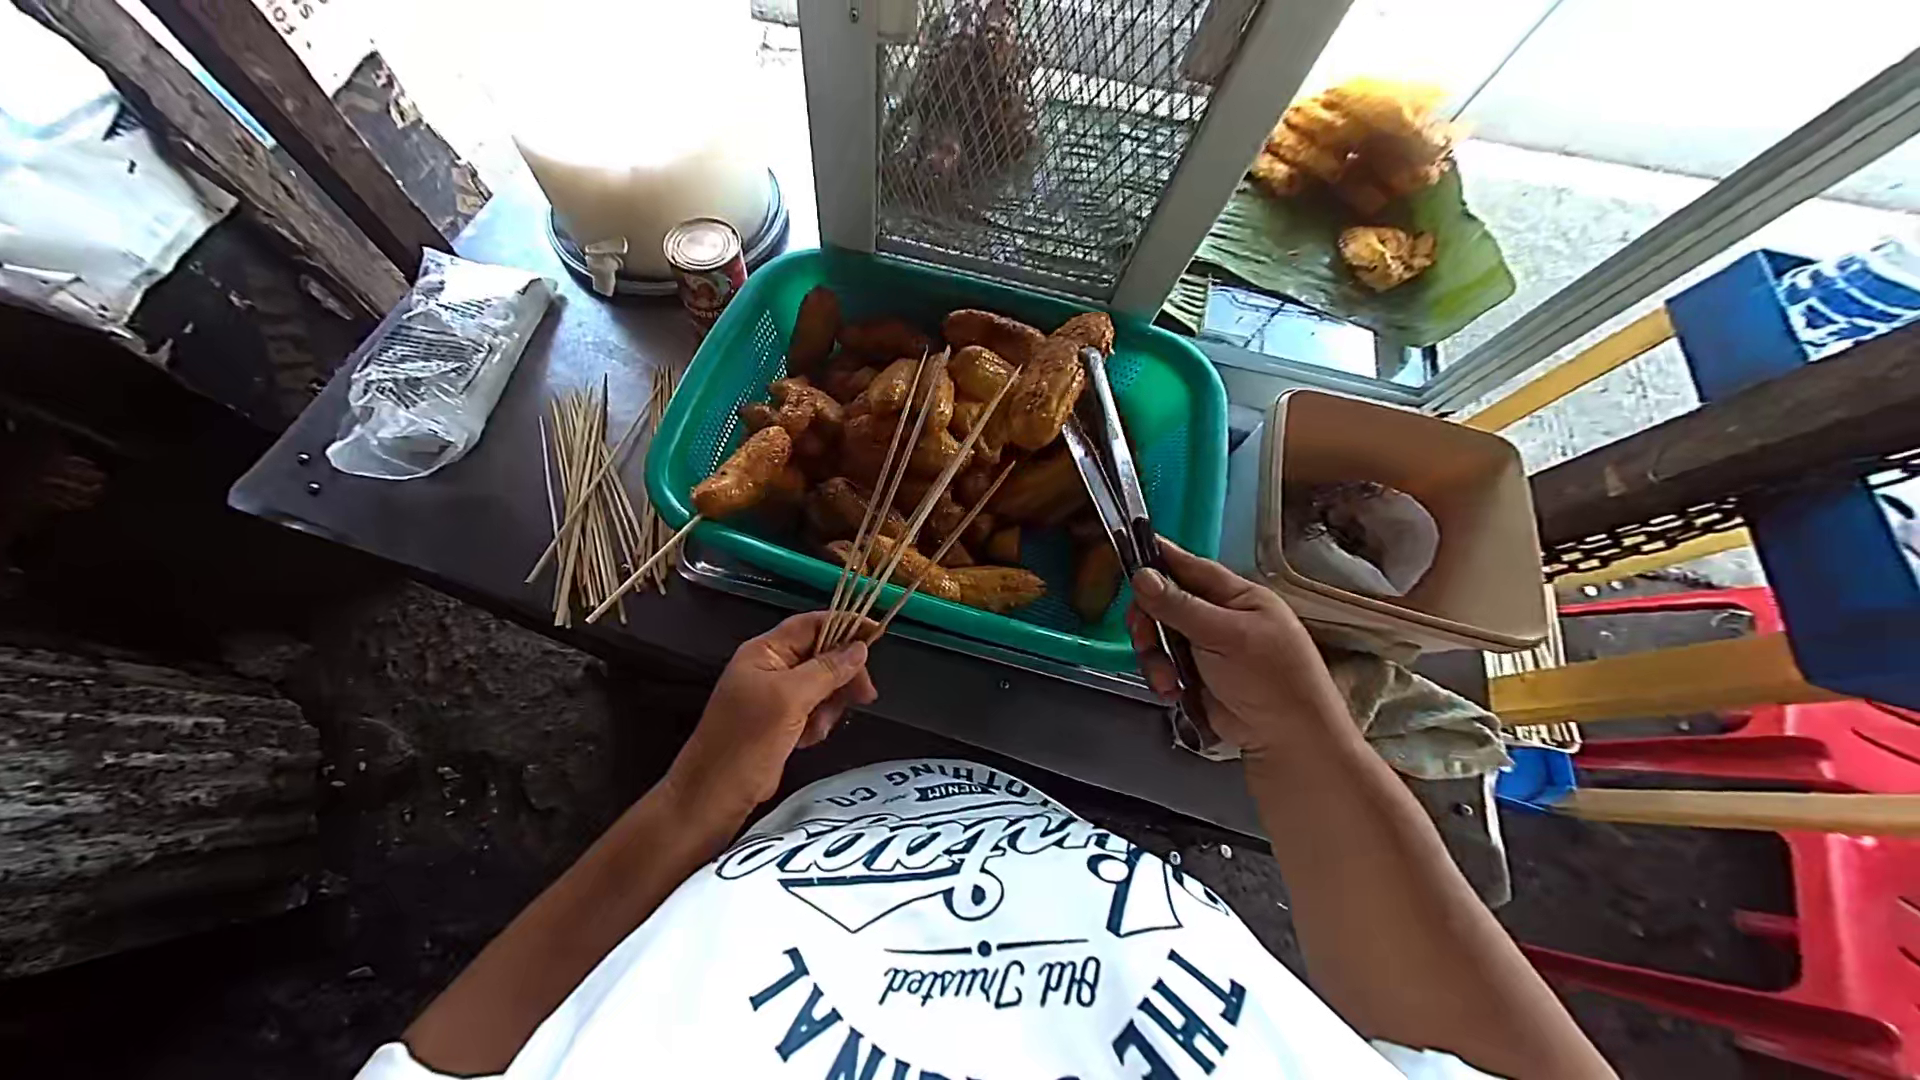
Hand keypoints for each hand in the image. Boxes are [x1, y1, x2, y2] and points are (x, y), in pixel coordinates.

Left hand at [665, 611, 877, 817]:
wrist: (714, 795)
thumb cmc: (745, 741)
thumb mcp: (790, 699)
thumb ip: (827, 670)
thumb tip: (859, 649)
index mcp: (765, 651)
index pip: (811, 624)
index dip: (844, 624)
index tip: (876, 632)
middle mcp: (772, 667)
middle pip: (824, 656)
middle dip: (843, 676)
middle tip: (864, 695)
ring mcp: (777, 695)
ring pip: (824, 685)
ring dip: (829, 706)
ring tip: (818, 728)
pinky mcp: (783, 720)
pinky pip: (816, 709)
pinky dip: (819, 723)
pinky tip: (808, 739)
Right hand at [1126, 539, 1354, 761]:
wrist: (1288, 742)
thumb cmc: (1270, 680)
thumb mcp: (1225, 636)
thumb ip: (1179, 606)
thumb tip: (1142, 575)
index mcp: (1237, 596)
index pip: (1189, 566)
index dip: (1158, 559)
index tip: (1126, 552)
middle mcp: (1218, 616)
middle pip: (1164, 602)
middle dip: (1148, 621)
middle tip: (1143, 638)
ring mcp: (1206, 646)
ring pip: (1159, 635)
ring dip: (1155, 656)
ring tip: (1166, 679)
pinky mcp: (1195, 674)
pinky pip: (1163, 663)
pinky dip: (1162, 676)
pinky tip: (1172, 691)